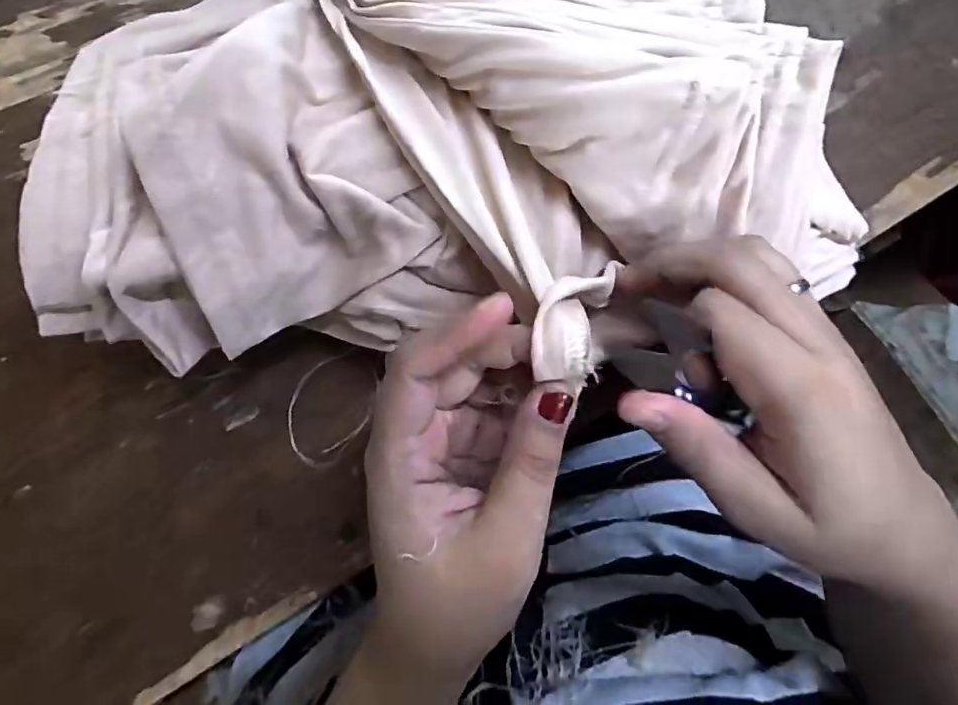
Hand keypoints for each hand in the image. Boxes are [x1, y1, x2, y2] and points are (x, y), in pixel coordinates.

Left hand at [338, 293, 576, 702]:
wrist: (433, 649)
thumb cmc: (457, 604)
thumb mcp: (506, 541)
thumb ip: (531, 461)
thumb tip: (561, 388)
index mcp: (396, 455)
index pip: (412, 372)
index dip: (455, 334)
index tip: (505, 309)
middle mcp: (409, 432)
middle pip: (445, 364)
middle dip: (497, 344)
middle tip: (555, 337)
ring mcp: (435, 435)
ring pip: (470, 376)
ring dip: (514, 362)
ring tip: (561, 356)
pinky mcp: (460, 444)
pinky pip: (490, 402)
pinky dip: (521, 390)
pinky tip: (552, 386)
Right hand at [614, 238, 957, 618]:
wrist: (908, 531)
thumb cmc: (831, 530)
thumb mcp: (758, 510)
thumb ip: (696, 449)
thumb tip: (629, 401)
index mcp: (801, 387)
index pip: (723, 310)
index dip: (680, 319)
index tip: (667, 359)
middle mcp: (818, 341)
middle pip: (741, 260)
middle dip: (678, 260)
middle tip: (633, 283)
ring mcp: (828, 328)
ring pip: (761, 254)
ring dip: (705, 258)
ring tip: (666, 287)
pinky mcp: (827, 329)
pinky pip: (774, 272)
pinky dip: (730, 270)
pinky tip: (708, 304)